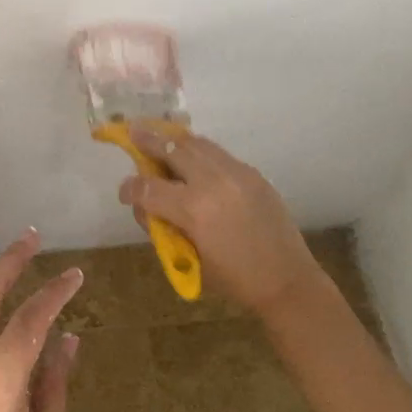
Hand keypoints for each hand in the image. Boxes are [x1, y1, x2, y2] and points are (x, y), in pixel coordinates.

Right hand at [119, 126, 325, 315]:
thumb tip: (145, 206)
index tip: (124, 192)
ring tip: (159, 136)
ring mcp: (235, 173)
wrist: (287, 279)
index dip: (130, 189)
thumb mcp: (190, 258)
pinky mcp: (252, 173)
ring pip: (197, 143)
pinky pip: (218, 153)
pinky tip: (192, 156)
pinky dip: (199, 151)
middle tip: (131, 132)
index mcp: (193, 210)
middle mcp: (212, 182)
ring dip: (174, 140)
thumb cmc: (234, 279)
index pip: (148, 188)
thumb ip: (163, 227)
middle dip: (147, 140)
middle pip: (171, 149)